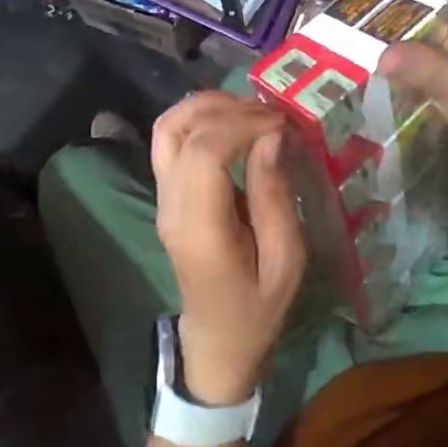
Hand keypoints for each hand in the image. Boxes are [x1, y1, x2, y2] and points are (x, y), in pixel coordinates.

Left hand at [151, 92, 306, 405]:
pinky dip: (200, 120)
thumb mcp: (285, 260)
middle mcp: (170, 205)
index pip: (203, 151)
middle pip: (178, 130)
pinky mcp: (166, 194)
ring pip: (166, 128)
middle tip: (272, 116)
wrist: (218, 339)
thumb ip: (275, 196)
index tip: (282, 125)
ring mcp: (162, 198)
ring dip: (207, 107)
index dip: (243, 124)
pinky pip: (171, 141)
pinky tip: (234, 123)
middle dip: (228, 109)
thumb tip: (272, 137)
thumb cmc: (258, 306)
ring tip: (251, 111)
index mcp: (199, 227)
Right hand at [345, 0, 447, 150]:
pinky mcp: (440, 66)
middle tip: (331, 24)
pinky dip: (383, 57)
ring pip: (401, 26)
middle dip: (367, 7)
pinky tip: (360, 70)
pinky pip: (405, 53)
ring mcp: (446, 41)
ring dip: (372, 34)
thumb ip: (422, 67)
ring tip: (337, 45)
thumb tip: (379, 56)